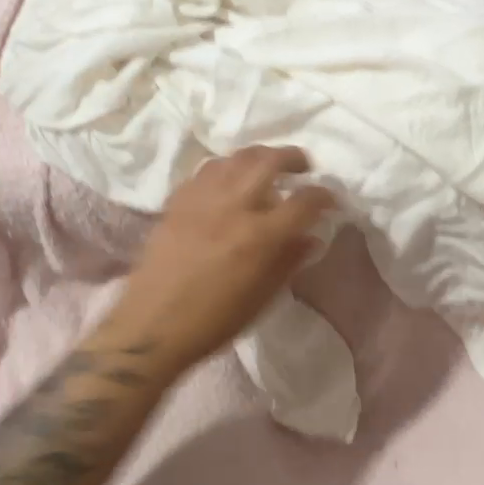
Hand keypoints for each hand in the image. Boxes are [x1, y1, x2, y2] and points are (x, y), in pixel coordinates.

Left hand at [108, 146, 334, 372]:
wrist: (153, 328)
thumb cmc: (214, 321)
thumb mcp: (262, 298)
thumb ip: (289, 261)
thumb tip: (311, 237)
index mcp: (259, 236)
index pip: (304, 202)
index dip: (324, 195)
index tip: (330, 198)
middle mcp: (232, 207)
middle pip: (268, 161)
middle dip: (292, 157)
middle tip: (302, 165)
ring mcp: (201, 200)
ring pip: (235, 158)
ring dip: (258, 156)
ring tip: (266, 166)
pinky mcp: (177, 202)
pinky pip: (206, 171)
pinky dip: (225, 169)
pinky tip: (229, 181)